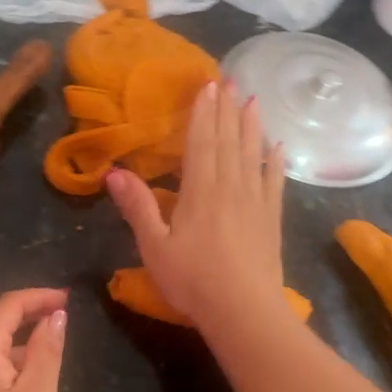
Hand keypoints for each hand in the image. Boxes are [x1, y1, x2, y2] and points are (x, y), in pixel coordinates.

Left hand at [0, 288, 67, 391]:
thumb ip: (47, 349)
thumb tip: (56, 315)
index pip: (9, 304)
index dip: (40, 296)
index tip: (69, 299)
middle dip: (29, 308)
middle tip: (63, 311)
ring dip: (18, 329)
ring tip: (51, 337)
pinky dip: (7, 348)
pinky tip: (28, 366)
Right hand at [106, 81, 287, 326]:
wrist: (244, 312)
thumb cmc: (193, 281)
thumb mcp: (155, 246)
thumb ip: (138, 207)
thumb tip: (113, 172)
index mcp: (200, 190)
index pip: (201, 142)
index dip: (202, 112)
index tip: (206, 85)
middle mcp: (231, 187)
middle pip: (229, 140)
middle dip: (227, 109)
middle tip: (230, 80)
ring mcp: (255, 202)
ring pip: (253, 154)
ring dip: (252, 126)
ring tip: (253, 100)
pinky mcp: (271, 220)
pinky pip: (274, 182)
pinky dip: (275, 162)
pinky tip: (278, 148)